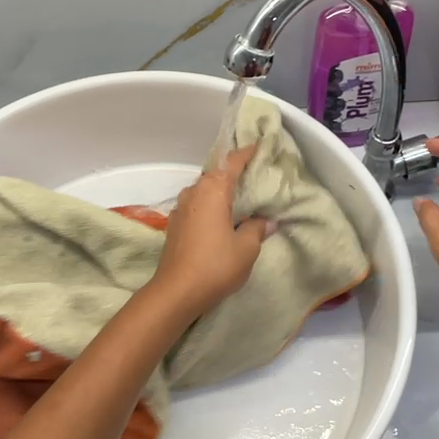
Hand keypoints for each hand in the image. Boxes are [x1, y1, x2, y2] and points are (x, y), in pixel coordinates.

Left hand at [147, 146, 270, 317]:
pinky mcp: (174, 225)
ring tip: (240, 199)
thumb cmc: (215, 265)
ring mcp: (180, 209)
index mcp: (213, 191)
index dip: (246, 153)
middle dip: (233, 173)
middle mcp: (193, 193)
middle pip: (216, 175)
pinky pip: (197, 206)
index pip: (231, 162)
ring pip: (204, 191)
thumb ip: (256, 228)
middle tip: (254, 177)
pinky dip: (210, 206)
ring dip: (220, 192)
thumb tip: (264, 220)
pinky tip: (221, 219)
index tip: (258, 146)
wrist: (176, 292)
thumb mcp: (246, 248)